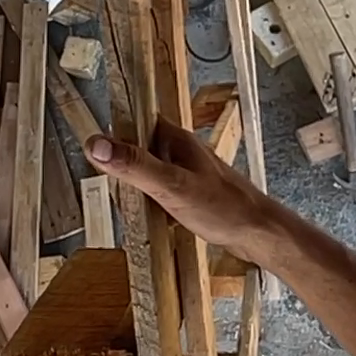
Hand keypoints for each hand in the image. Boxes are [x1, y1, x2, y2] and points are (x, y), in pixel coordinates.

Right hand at [86, 118, 279, 261]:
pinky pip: (156, 192)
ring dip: (136, 193)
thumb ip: (134, 165)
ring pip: (144, 174)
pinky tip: (155, 221)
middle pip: (134, 150)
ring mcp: (183, 170)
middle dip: (123, 174)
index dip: (112, 136)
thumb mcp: (171, 186)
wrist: (260, 234)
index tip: (95, 156)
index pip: (132, 121)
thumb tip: (95, 144)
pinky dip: (150, 206)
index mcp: (173, 137)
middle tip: (126, 196)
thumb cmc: (223, 207)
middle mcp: (177, 149)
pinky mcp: (186, 190)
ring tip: (142, 211)